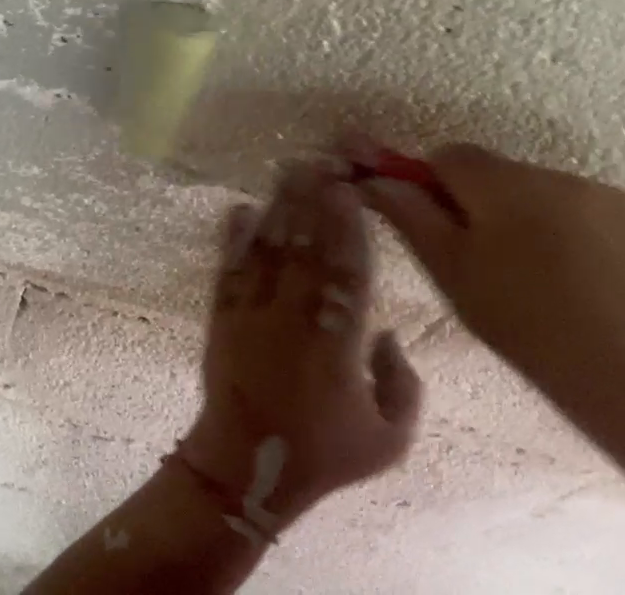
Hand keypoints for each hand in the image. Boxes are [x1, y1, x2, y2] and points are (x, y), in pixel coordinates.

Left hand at [181, 162, 421, 537]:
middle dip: (312, 202)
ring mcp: (251, 315)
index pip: (345, 275)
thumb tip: (387, 331)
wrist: (246, 465)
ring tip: (287, 169)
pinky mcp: (222, 318)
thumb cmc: (322, 452)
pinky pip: (228, 270)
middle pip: (303, 249)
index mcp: (335, 346)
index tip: (352, 192)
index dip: (348, 230)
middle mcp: (291, 320)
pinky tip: (240, 208)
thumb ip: (402, 384)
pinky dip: (233, 238)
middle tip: (320, 160)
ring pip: (266, 251)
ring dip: (278, 207)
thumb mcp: (388, 438)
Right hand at [346, 137, 624, 411]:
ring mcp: (620, 199)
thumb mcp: (453, 277)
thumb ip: (411, 217)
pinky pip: (608, 220)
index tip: (437, 225)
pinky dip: (594, 243)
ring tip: (552, 288)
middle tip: (492, 268)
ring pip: (556, 199)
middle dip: (491, 209)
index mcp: (504, 185)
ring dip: (542, 225)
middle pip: (505, 177)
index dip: (434, 185)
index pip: (450, 156)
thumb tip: (373, 178)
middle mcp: (562, 177)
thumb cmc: (532, 331)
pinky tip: (601, 292)